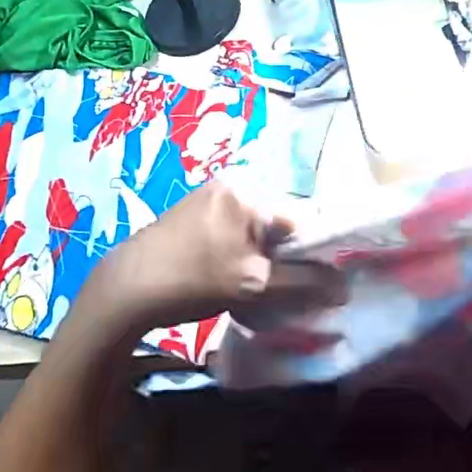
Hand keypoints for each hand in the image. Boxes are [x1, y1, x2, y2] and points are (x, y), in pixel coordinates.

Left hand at [70, 181, 335, 340]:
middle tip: (294, 289)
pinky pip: (240, 229)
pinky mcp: (199, 211)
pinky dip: (249, 252)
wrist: (126, 289)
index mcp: (248, 191)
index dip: (319, 251)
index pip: (304, 218)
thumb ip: (303, 282)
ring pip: (262, 227)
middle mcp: (234, 183)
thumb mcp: (252, 285)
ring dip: (271, 256)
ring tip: (265, 286)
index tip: (324, 282)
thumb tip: (344, 285)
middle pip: (283, 221)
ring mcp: (213, 195)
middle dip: (294, 255)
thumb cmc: (191, 281)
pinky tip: (241, 276)